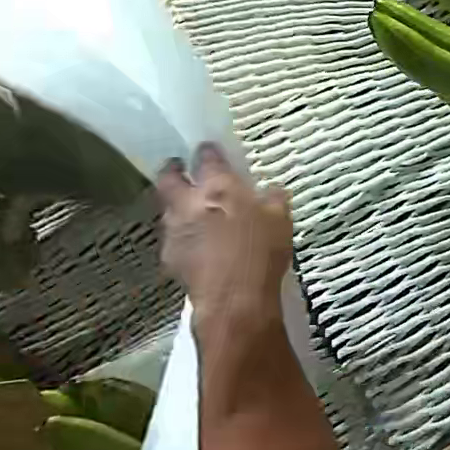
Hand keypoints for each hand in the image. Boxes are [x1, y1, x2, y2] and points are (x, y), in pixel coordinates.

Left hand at [158, 144, 292, 332]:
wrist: (234, 299)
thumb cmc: (261, 252)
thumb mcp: (281, 220)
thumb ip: (274, 200)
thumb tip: (272, 191)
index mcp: (217, 186)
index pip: (207, 157)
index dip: (208, 151)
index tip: (211, 150)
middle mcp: (188, 202)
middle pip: (169, 177)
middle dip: (173, 170)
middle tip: (181, 170)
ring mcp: (175, 230)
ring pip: (168, 209)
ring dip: (177, 207)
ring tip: (193, 214)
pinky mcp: (170, 257)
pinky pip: (175, 239)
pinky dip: (184, 238)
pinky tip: (197, 247)